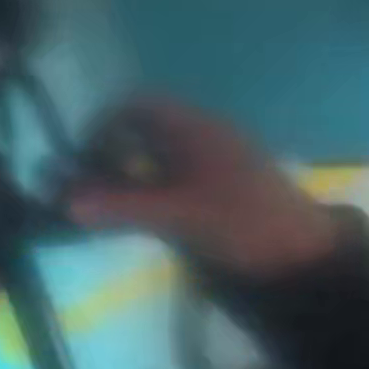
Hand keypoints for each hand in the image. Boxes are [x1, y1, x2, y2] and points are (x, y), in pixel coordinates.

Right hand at [68, 95, 338, 274]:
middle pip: (136, 135)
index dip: (103, 126)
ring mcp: (199, 170)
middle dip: (104, 158)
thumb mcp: (180, 213)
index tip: (84, 159)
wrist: (302, 262)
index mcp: (194, 130)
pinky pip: (157, 188)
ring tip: (97, 209)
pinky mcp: (202, 198)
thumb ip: (122, 206)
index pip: (136, 107)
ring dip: (118, 182)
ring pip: (145, 163)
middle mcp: (194, 142)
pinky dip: (135, 199)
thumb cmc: (243, 223)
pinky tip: (124, 220)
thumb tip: (67, 203)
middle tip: (83, 189)